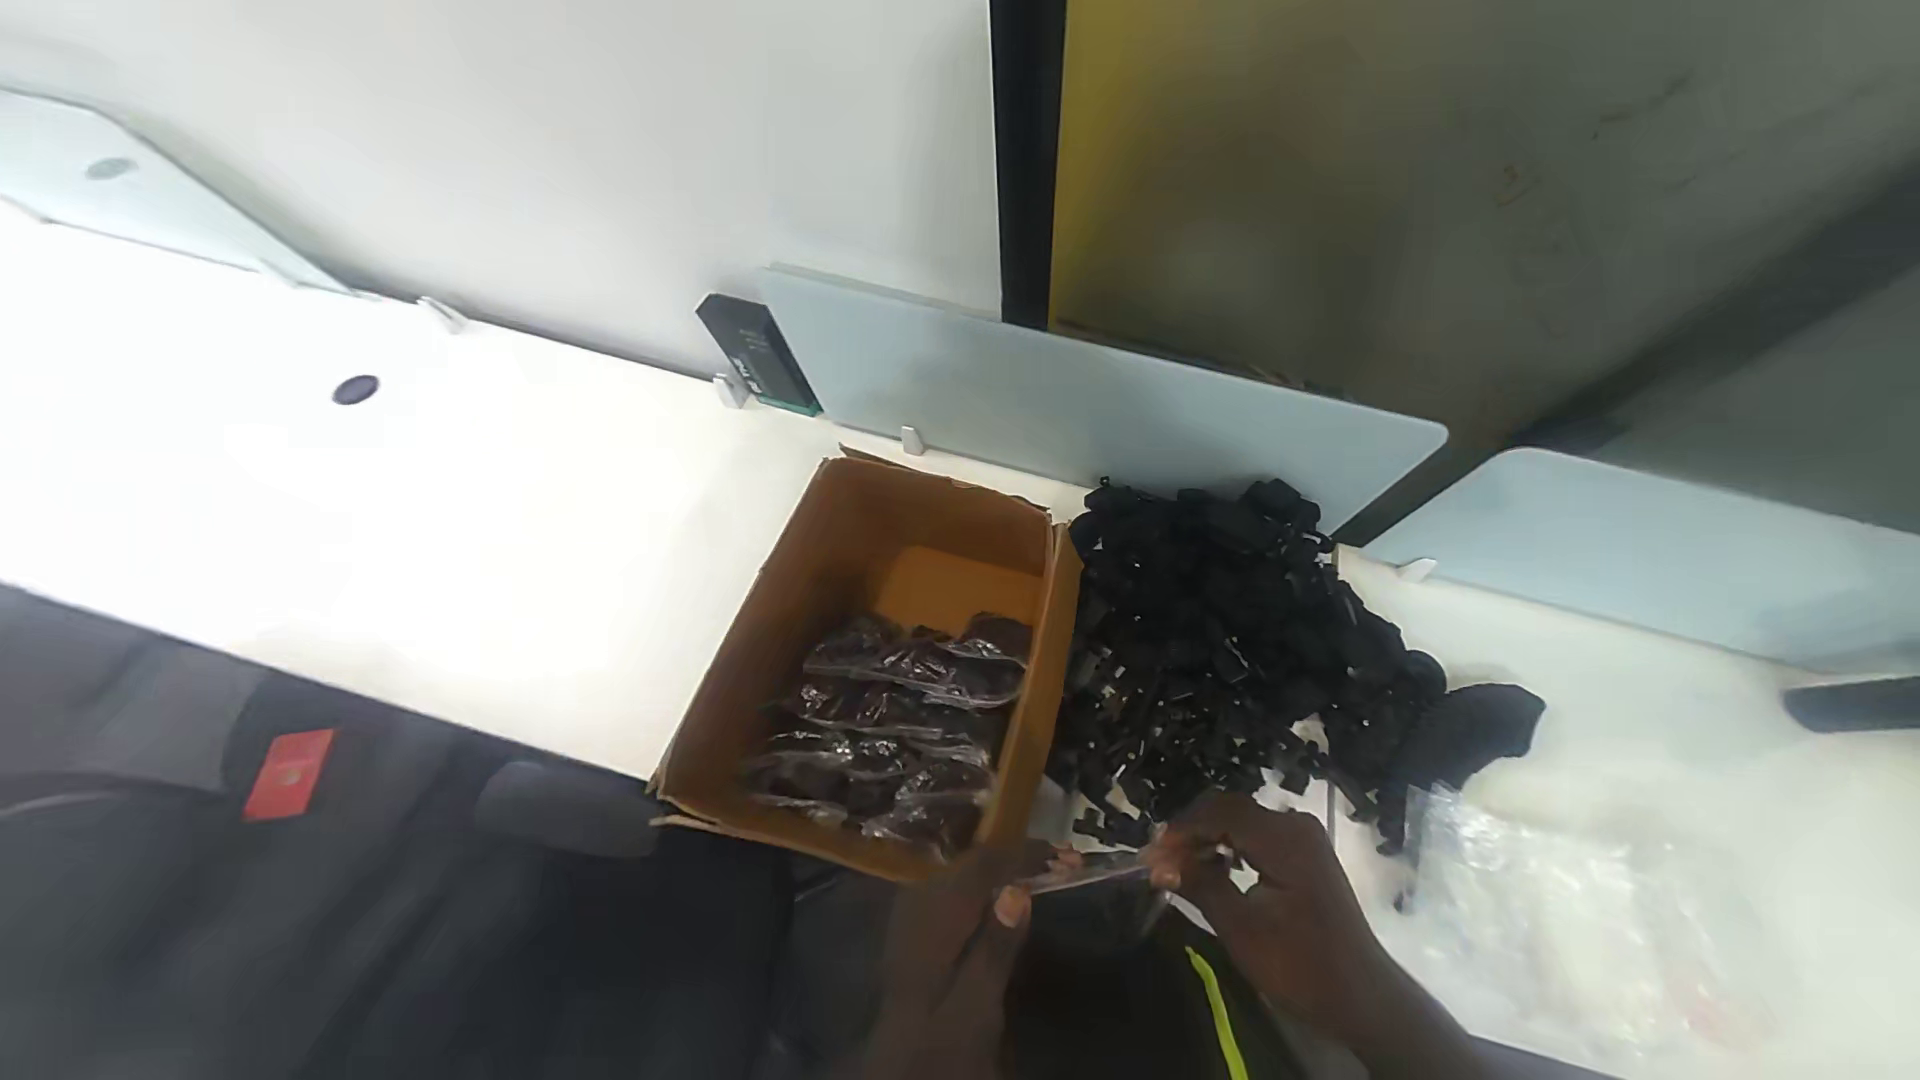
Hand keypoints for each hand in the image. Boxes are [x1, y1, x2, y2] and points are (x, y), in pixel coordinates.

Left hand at [858, 840, 1067, 1079]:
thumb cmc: (938, 1050)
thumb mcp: (973, 1012)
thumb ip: (994, 951)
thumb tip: (1020, 890)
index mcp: (931, 914)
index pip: (982, 865)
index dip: (1024, 854)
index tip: (1065, 855)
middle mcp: (918, 902)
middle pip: (973, 864)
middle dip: (1017, 858)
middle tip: (1062, 861)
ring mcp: (914, 914)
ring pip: (966, 873)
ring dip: (1004, 869)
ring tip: (1042, 868)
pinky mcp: (916, 931)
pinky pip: (957, 890)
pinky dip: (986, 887)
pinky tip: (1004, 895)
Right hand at [1143, 793, 1399, 1046]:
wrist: (1364, 999)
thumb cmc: (1301, 966)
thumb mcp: (1241, 928)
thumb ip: (1199, 884)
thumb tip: (1156, 861)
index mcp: (1283, 838)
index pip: (1218, 812)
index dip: (1181, 829)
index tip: (1153, 854)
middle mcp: (1294, 824)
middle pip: (1228, 809)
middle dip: (1191, 831)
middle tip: (1162, 859)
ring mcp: (1302, 835)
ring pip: (1238, 819)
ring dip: (1207, 837)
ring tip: (1180, 865)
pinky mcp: (1303, 850)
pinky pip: (1254, 832)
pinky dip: (1228, 843)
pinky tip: (1213, 866)